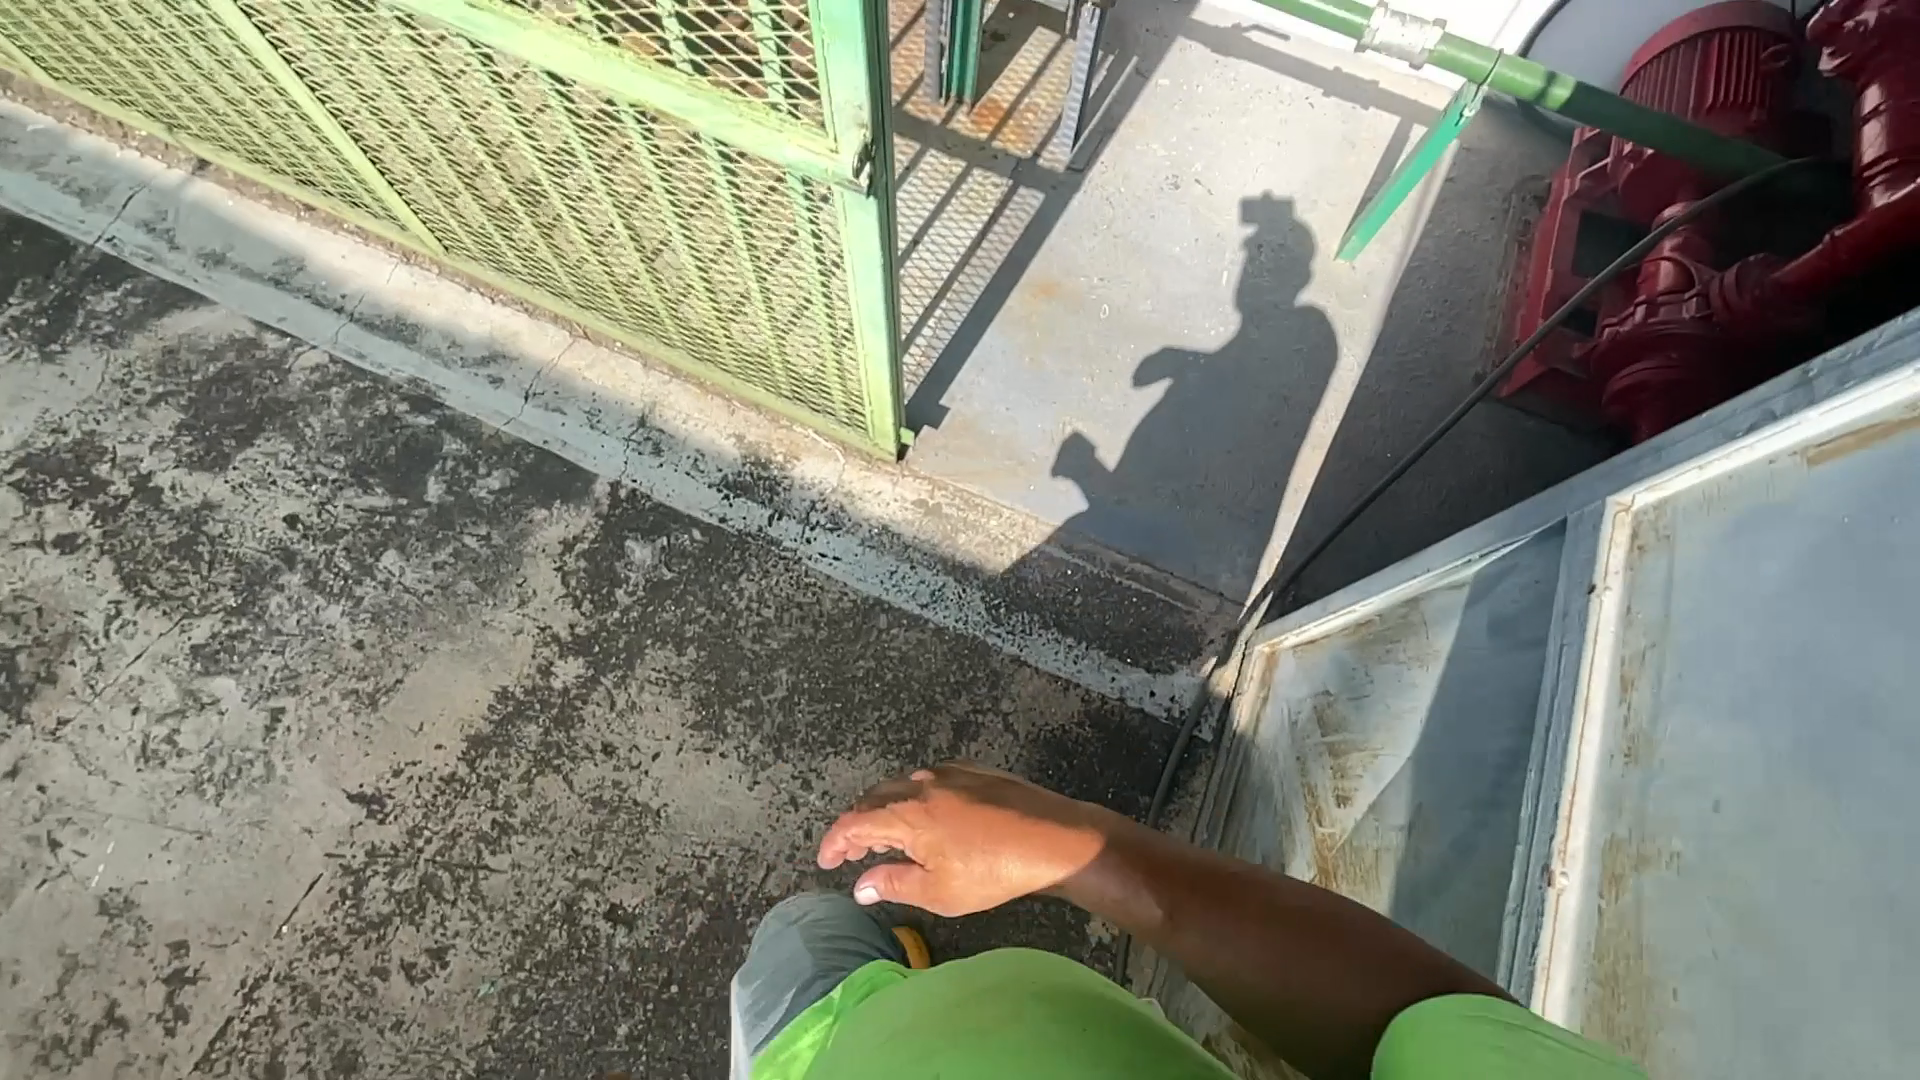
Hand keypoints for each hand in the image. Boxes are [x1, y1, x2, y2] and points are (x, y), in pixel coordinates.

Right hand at [816, 763, 1115, 916]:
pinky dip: (914, 797)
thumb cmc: (993, 872)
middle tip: (852, 853)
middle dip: (857, 824)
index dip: (835, 841)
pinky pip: (930, 779)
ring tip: (887, 839)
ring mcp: (949, 773)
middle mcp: (922, 785)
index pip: (855, 822)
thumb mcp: (939, 891)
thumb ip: (894, 883)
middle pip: (874, 798)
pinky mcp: (973, 770)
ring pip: (902, 786)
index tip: (826, 861)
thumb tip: (860, 885)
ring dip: (885, 810)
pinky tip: (925, 816)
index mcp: (908, 814)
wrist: (1052, 839)